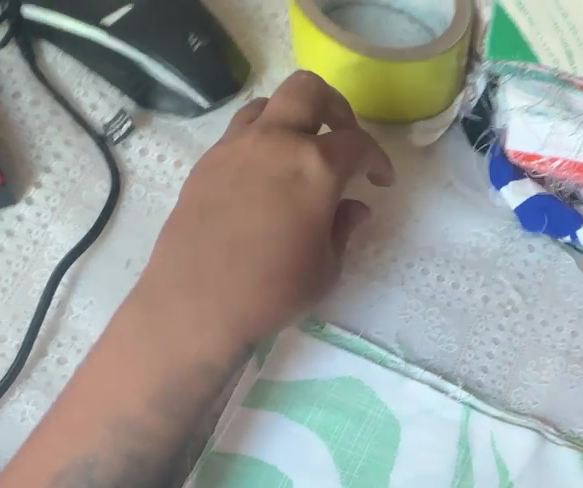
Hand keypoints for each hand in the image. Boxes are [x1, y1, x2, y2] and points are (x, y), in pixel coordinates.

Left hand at [132, 71, 395, 352]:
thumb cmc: (276, 290)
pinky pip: (242, 132)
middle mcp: (275, 142)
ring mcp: (236, 147)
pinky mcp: (209, 162)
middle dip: (336, 109)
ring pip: (270, 105)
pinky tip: (271, 179)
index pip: (357, 144)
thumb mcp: (327, 268)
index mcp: (315, 167)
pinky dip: (265, 142)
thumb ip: (343, 228)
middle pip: (309, 92)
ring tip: (304, 156)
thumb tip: (353, 207)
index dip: (377, 159)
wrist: (201, 300)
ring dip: (294, 121)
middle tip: (345, 141)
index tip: (382, 180)